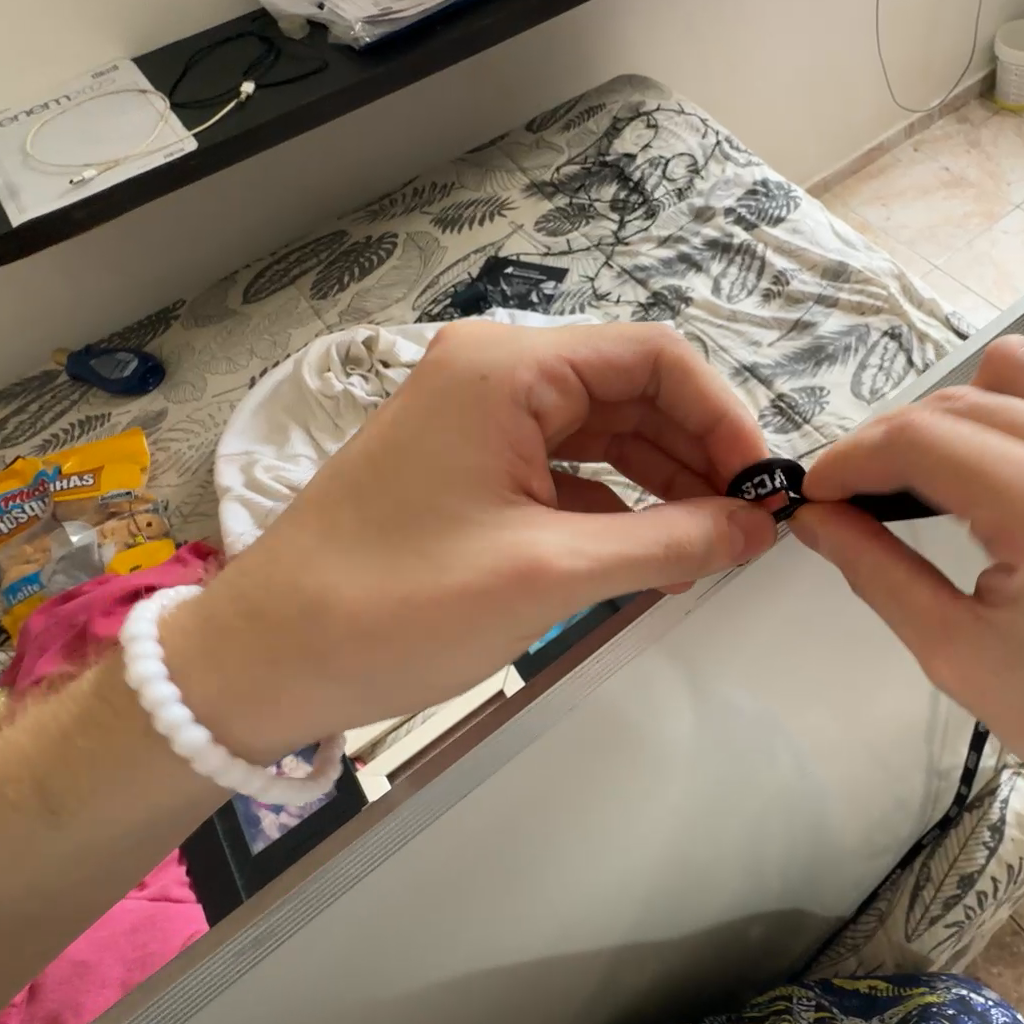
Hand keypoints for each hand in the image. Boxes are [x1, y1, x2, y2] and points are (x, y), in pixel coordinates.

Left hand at [164, 321, 778, 761]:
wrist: (263, 665)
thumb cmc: (397, 605)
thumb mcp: (550, 572)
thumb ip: (670, 543)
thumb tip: (760, 529)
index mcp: (511, 369)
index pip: (655, 358)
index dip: (722, 415)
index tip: (760, 484)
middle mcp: (504, 375)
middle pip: (638, 392)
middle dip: (700, 453)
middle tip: (749, 519)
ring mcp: (491, 420)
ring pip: (614, 432)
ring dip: (670, 482)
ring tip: (715, 541)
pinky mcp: (485, 466)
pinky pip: (580, 470)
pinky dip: (627, 505)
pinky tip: (660, 550)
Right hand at [791, 338, 1023, 860]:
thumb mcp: (951, 651)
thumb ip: (871, 565)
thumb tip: (811, 512)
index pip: (924, 438)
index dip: (852, 456)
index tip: (814, 489)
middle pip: (963, 398)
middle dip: (891, 439)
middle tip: (855, 495)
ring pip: (1012, 374)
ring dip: (948, 416)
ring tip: (924, 479)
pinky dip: (1006, 418)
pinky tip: (989, 471)